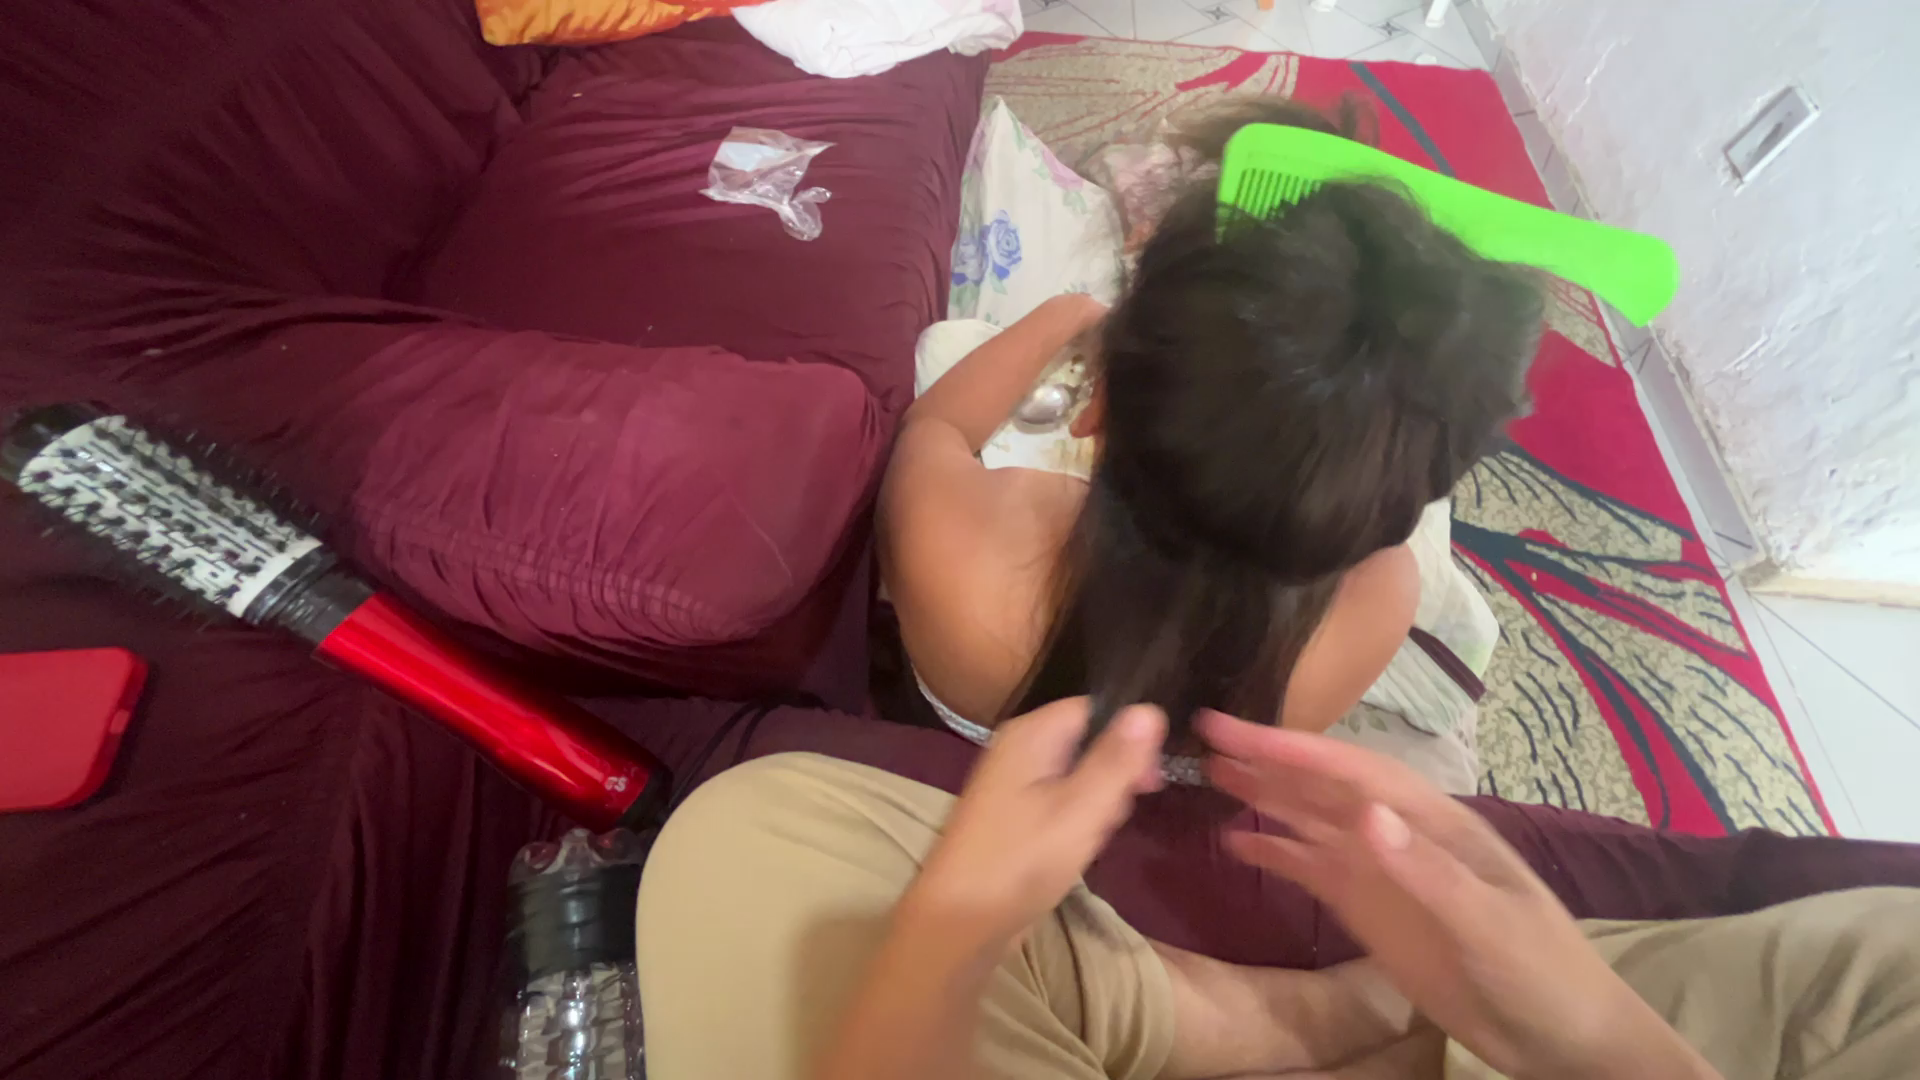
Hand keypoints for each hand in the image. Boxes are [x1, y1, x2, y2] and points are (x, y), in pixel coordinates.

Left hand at [906, 698, 1165, 947]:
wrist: (959, 921)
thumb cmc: (1022, 861)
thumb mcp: (1081, 809)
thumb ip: (1116, 760)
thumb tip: (1150, 709)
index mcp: (1031, 732)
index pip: (1094, 708)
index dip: (1128, 737)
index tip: (1149, 779)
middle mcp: (1019, 745)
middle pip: (1086, 739)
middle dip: (1112, 775)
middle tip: (1115, 815)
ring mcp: (1012, 778)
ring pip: (1076, 773)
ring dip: (1096, 801)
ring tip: (1092, 836)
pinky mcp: (1012, 810)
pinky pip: (1058, 797)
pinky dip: (1075, 818)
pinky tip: (1076, 848)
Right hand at [1198, 710, 1716, 1079]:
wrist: (1560, 1042)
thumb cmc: (1540, 972)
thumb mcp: (1490, 925)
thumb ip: (1426, 870)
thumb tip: (1363, 814)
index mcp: (1424, 817)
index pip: (1346, 770)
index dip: (1288, 747)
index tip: (1231, 728)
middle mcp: (1390, 828)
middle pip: (1317, 784)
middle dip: (1264, 757)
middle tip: (1205, 734)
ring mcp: (1373, 865)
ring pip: (1305, 817)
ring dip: (1261, 793)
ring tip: (1210, 774)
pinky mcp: (1361, 901)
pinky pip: (1306, 866)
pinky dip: (1271, 850)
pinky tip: (1235, 841)